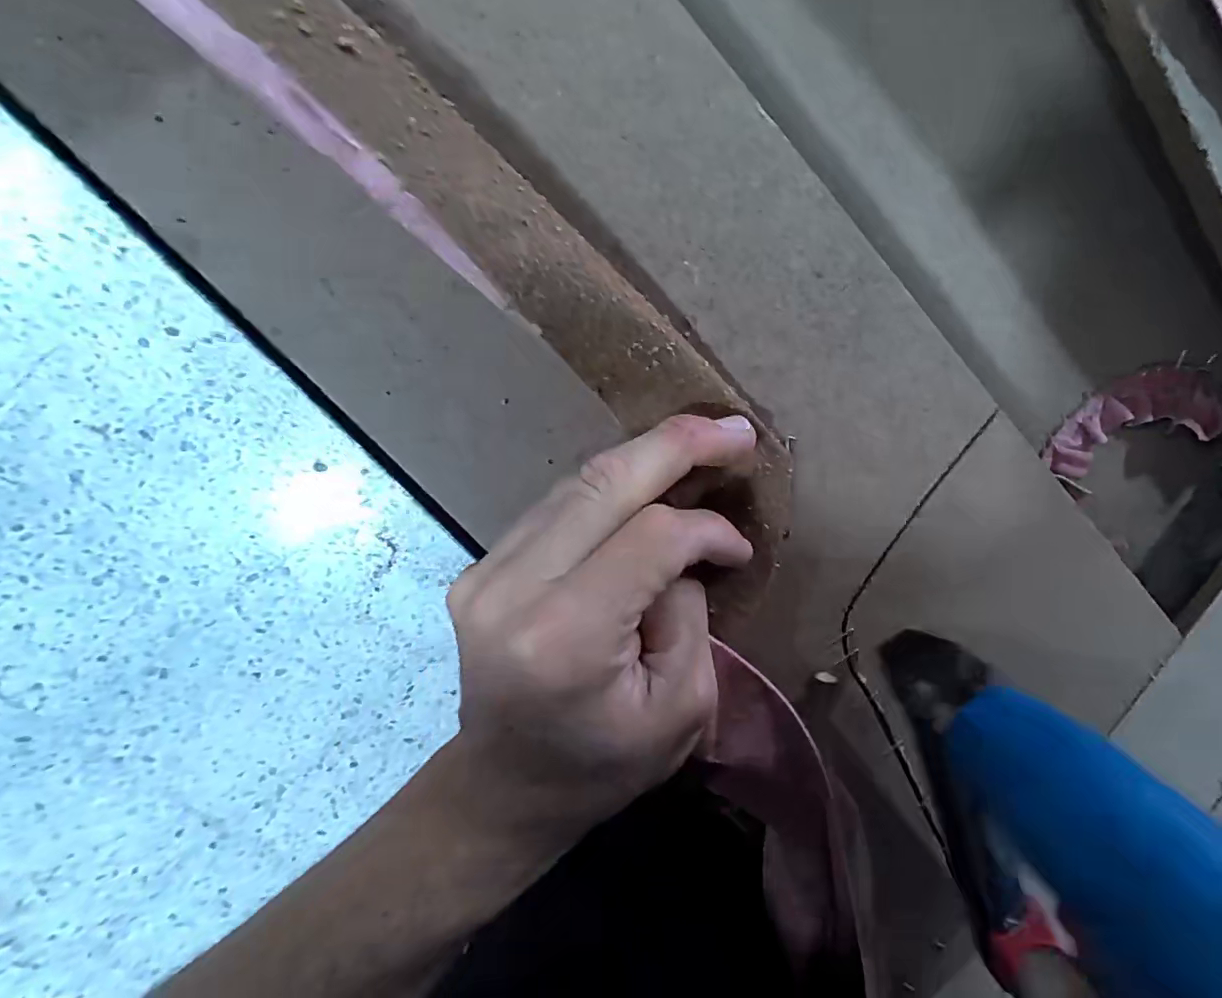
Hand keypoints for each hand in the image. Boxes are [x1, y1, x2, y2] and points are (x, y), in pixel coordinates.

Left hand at [442, 414, 757, 847]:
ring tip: (702, 438)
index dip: (707, 529)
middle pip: (606, 484)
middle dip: (679, 445)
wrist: (503, 791)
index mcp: (564, 640)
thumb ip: (688, 613)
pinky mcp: (481, 568)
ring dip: (647, 454)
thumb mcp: (682, 706)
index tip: (739, 550)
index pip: (650, 539)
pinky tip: (651, 474)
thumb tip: (684, 547)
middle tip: (736, 431)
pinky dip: (614, 481)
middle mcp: (511, 593)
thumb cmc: (603, 765)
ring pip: (580, 481)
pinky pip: (560, 502)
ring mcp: (484, 574)